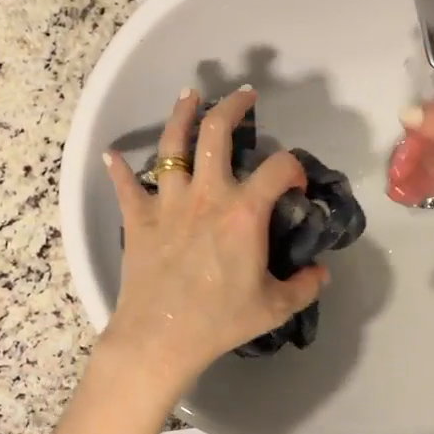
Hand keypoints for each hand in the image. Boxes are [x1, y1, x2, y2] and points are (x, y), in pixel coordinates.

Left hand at [97, 87, 330, 396]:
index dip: (294, 169)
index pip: (280, 167)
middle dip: (233, 106)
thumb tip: (321, 272)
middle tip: (244, 96)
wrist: (160, 337)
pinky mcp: (138, 218)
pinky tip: (112, 154)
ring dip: (181, 115)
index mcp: (244, 212)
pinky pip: (125, 185)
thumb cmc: (220, 321)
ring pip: (172, 144)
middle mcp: (206, 194)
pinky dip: (118, 168)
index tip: (295, 185)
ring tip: (189, 96)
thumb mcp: (275, 307)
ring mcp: (168, 202)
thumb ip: (305, 286)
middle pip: (217, 134)